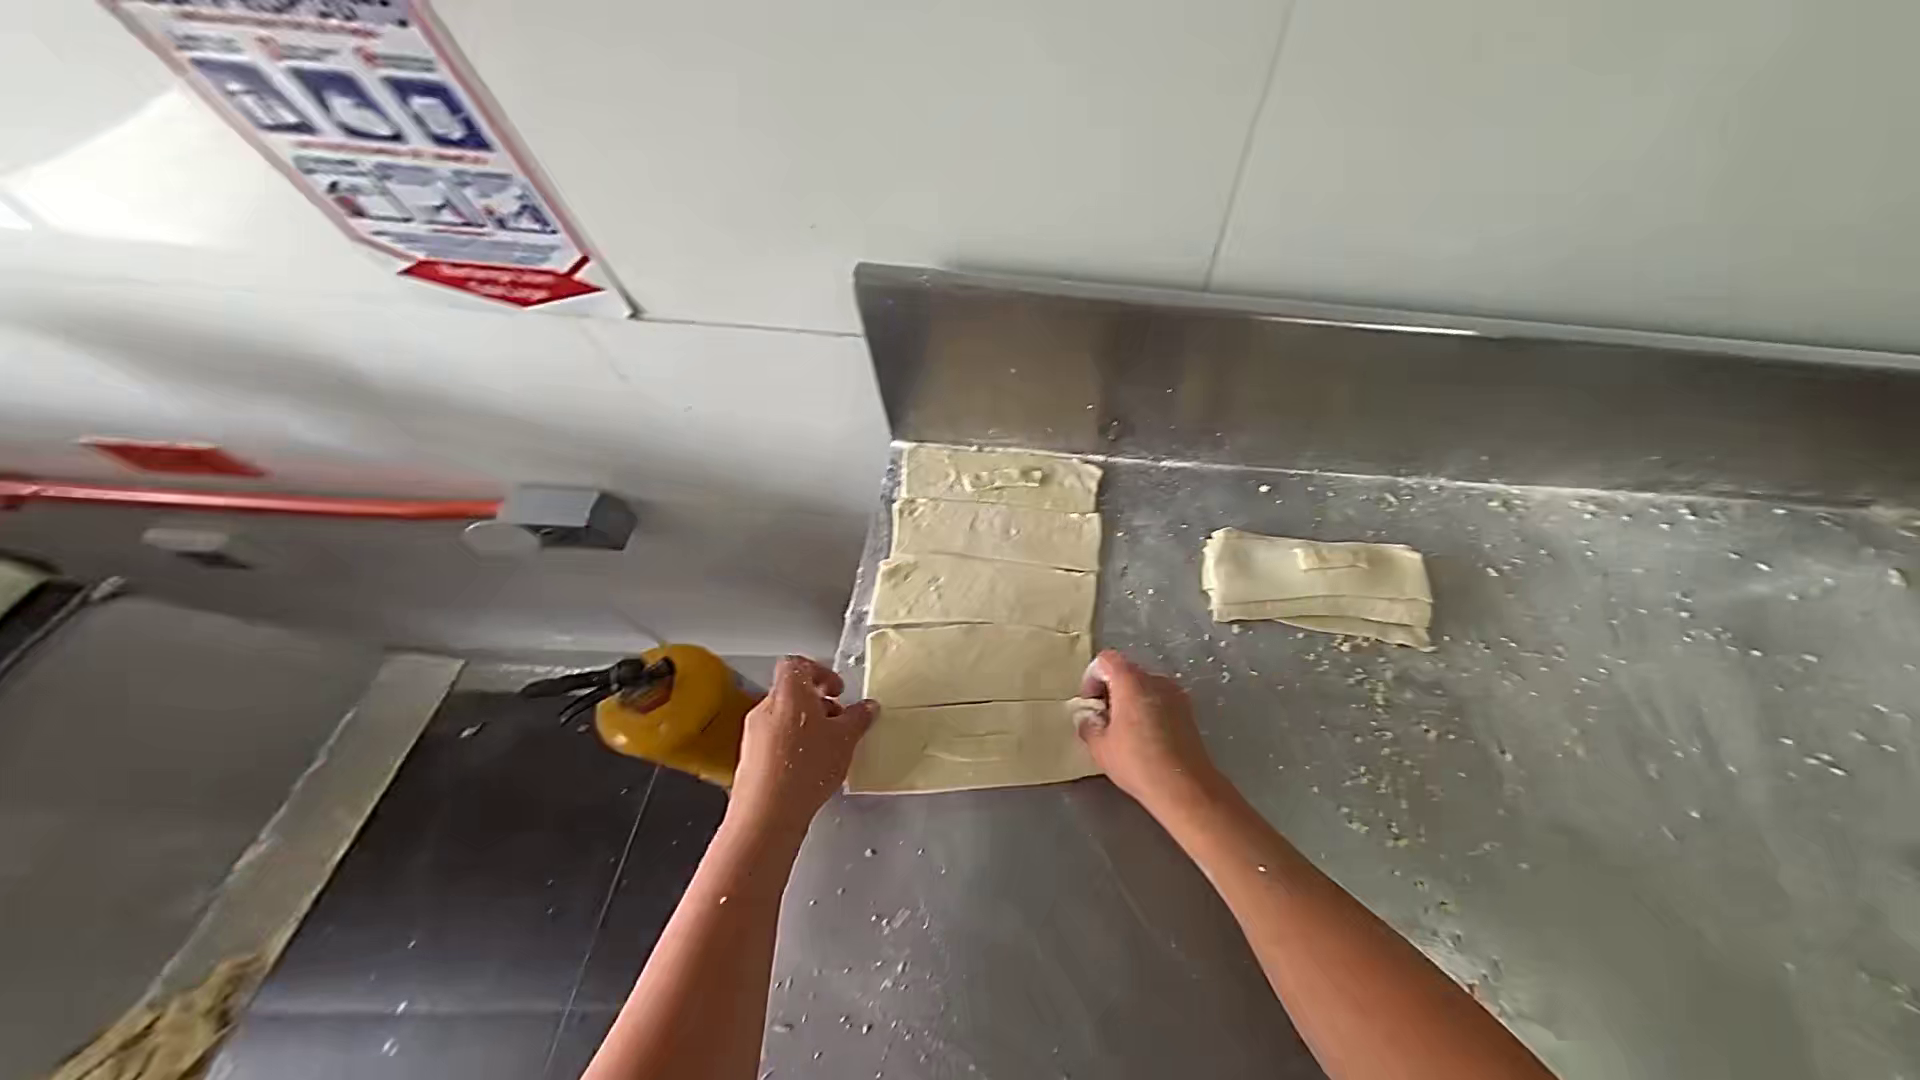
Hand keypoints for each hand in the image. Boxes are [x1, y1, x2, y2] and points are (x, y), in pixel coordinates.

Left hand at [728, 655, 876, 836]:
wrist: (767, 814)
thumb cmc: (806, 768)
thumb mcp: (846, 739)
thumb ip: (859, 717)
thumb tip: (867, 707)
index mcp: (788, 692)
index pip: (797, 664)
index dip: (819, 671)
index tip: (837, 689)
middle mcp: (766, 707)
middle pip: (793, 692)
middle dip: (819, 704)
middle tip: (840, 721)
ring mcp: (754, 733)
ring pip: (784, 717)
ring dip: (807, 725)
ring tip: (829, 748)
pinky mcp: (750, 758)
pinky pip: (775, 740)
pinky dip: (793, 745)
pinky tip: (810, 767)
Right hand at [1077, 649, 1222, 810]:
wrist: (1185, 788)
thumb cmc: (1137, 763)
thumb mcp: (1100, 747)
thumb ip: (1088, 725)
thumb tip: (1088, 718)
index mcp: (1131, 682)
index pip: (1106, 660)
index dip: (1092, 678)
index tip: (1090, 704)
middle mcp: (1155, 680)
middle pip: (1126, 671)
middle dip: (1110, 690)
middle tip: (1103, 719)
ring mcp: (1176, 694)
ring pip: (1144, 686)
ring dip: (1130, 700)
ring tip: (1124, 731)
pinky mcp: (1188, 712)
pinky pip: (1160, 700)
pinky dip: (1148, 710)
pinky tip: (1144, 738)